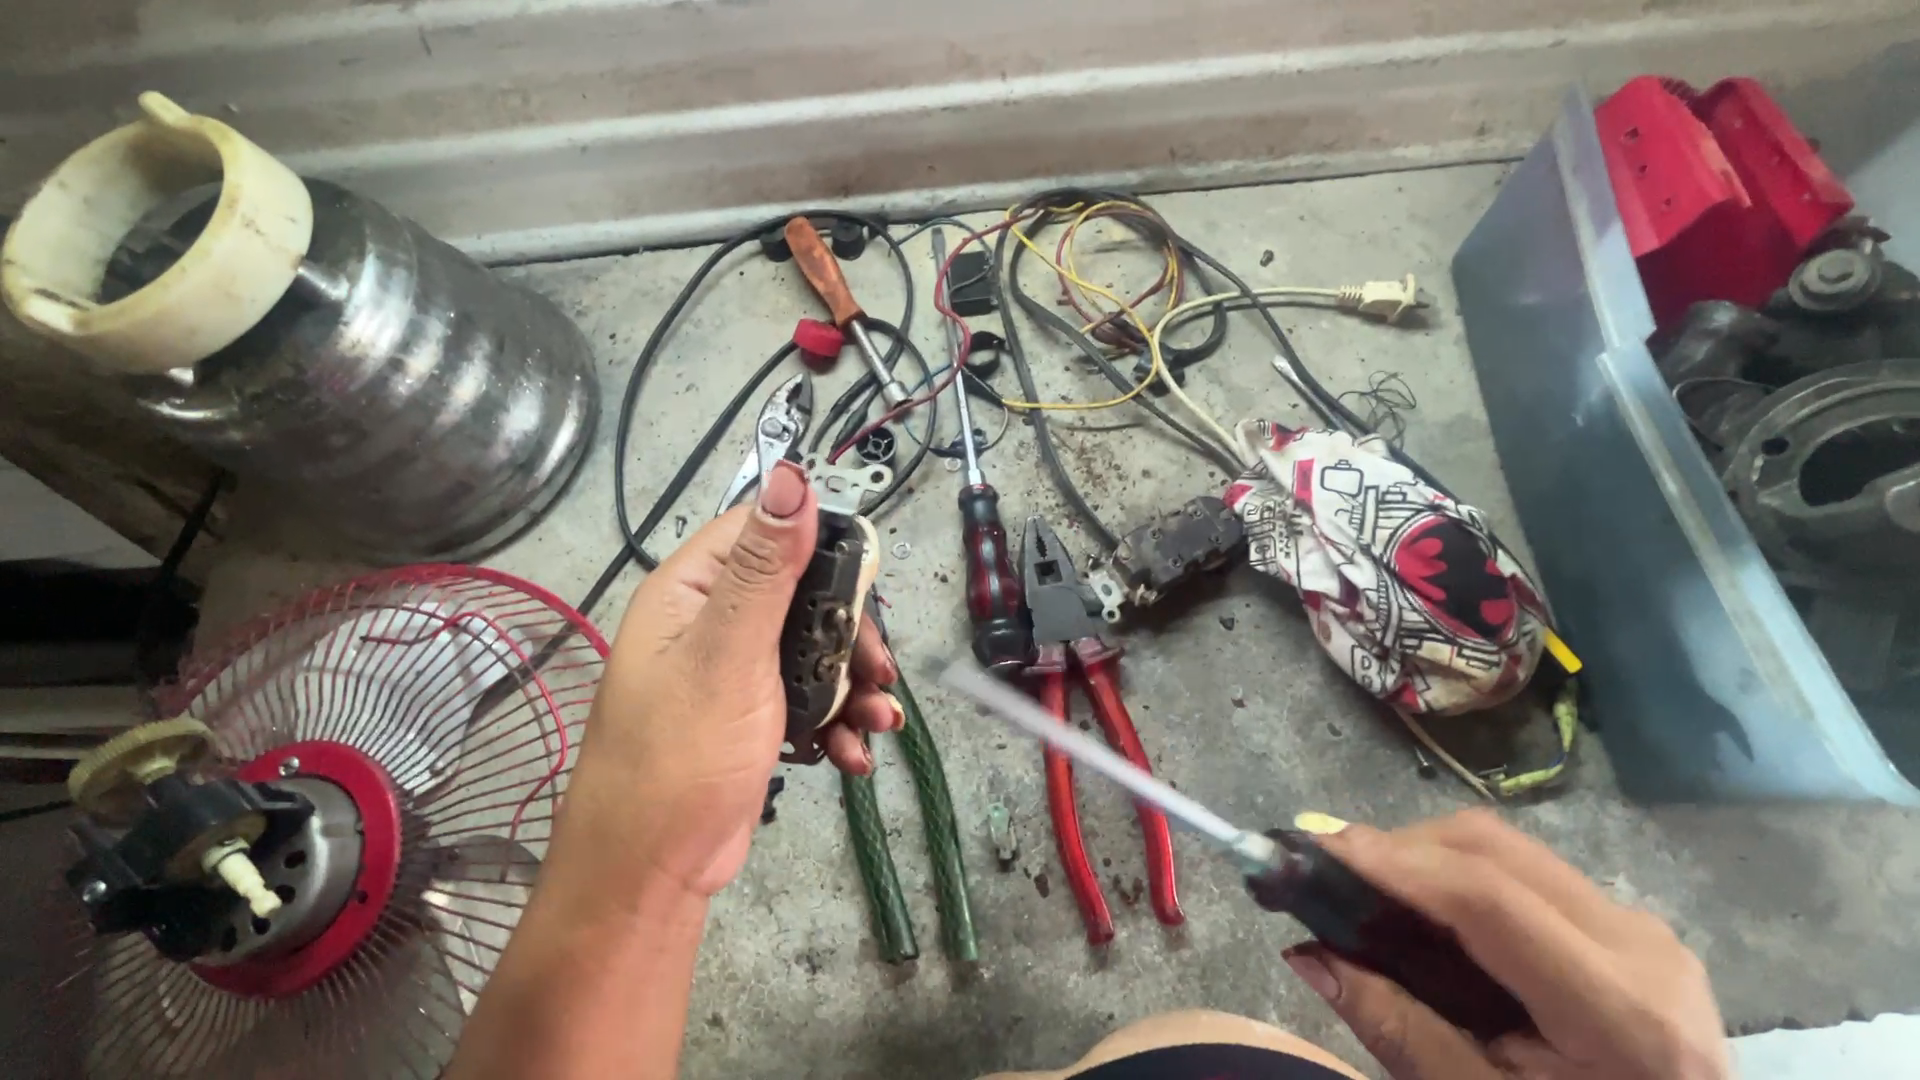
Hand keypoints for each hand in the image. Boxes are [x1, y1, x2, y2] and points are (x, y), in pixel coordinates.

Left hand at [558, 460, 901, 896]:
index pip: (763, 532)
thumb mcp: (728, 653)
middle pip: (802, 596)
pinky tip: (853, 754)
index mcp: (693, 590)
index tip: (868, 582)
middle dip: (851, 634)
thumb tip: (791, 477)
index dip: (819, 546)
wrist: (651, 873)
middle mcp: (712, 623)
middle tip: (880, 668)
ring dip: (853, 685)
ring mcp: (734, 673)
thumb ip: (764, 567)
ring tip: (879, 720)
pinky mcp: (752, 717)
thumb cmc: (681, 755)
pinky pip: (807, 699)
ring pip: (813, 652)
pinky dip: (836, 722)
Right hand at [1283, 810, 1728, 1079]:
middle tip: (1332, 867)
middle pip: (1493, 849)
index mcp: (1620, 1013)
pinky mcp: (1627, 923)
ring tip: (1369, 882)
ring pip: (1506, 846)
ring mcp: (1639, 927)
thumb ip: (1396, 1029)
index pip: (1489, 900)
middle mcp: (1639, 947)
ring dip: (1426, 851)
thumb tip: (1306, 953)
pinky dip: (1459, 868)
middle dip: (1400, 845)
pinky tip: (1425, 902)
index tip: (1319, 847)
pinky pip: (1524, 866)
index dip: (1396, 863)